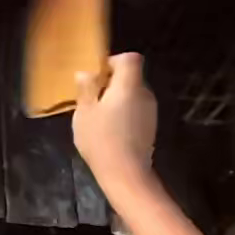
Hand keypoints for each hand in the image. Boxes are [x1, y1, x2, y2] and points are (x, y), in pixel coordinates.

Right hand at [74, 52, 156, 192]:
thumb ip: (86, 88)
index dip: (113, 62)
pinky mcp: (150, 127)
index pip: (130, 58)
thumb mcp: (85, 112)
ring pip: (132, 94)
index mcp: (129, 86)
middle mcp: (145, 94)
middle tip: (90, 98)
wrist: (126, 175)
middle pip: (131, 76)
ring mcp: (150, 112)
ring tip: (97, 117)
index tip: (96, 76)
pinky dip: (123, 113)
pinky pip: (135, 110)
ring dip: (116, 99)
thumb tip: (86, 73)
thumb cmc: (101, 140)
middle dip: (111, 83)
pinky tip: (109, 130)